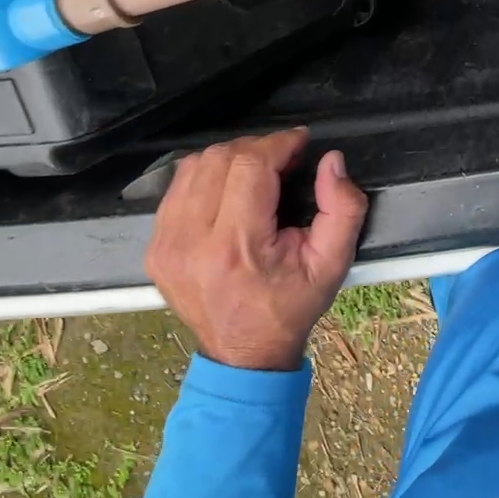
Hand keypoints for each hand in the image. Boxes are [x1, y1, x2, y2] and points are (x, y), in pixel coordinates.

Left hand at [145, 129, 367, 369]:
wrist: (244, 355)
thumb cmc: (291, 307)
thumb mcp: (334, 262)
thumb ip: (343, 208)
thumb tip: (331, 161)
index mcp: (236, 246)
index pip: (250, 165)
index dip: (279, 143)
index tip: (301, 142)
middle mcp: (191, 241)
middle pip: (220, 159)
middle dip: (258, 148)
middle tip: (284, 160)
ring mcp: (166, 244)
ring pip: (194, 166)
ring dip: (231, 158)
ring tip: (258, 172)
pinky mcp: (155, 248)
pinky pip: (178, 187)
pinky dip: (207, 176)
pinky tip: (230, 190)